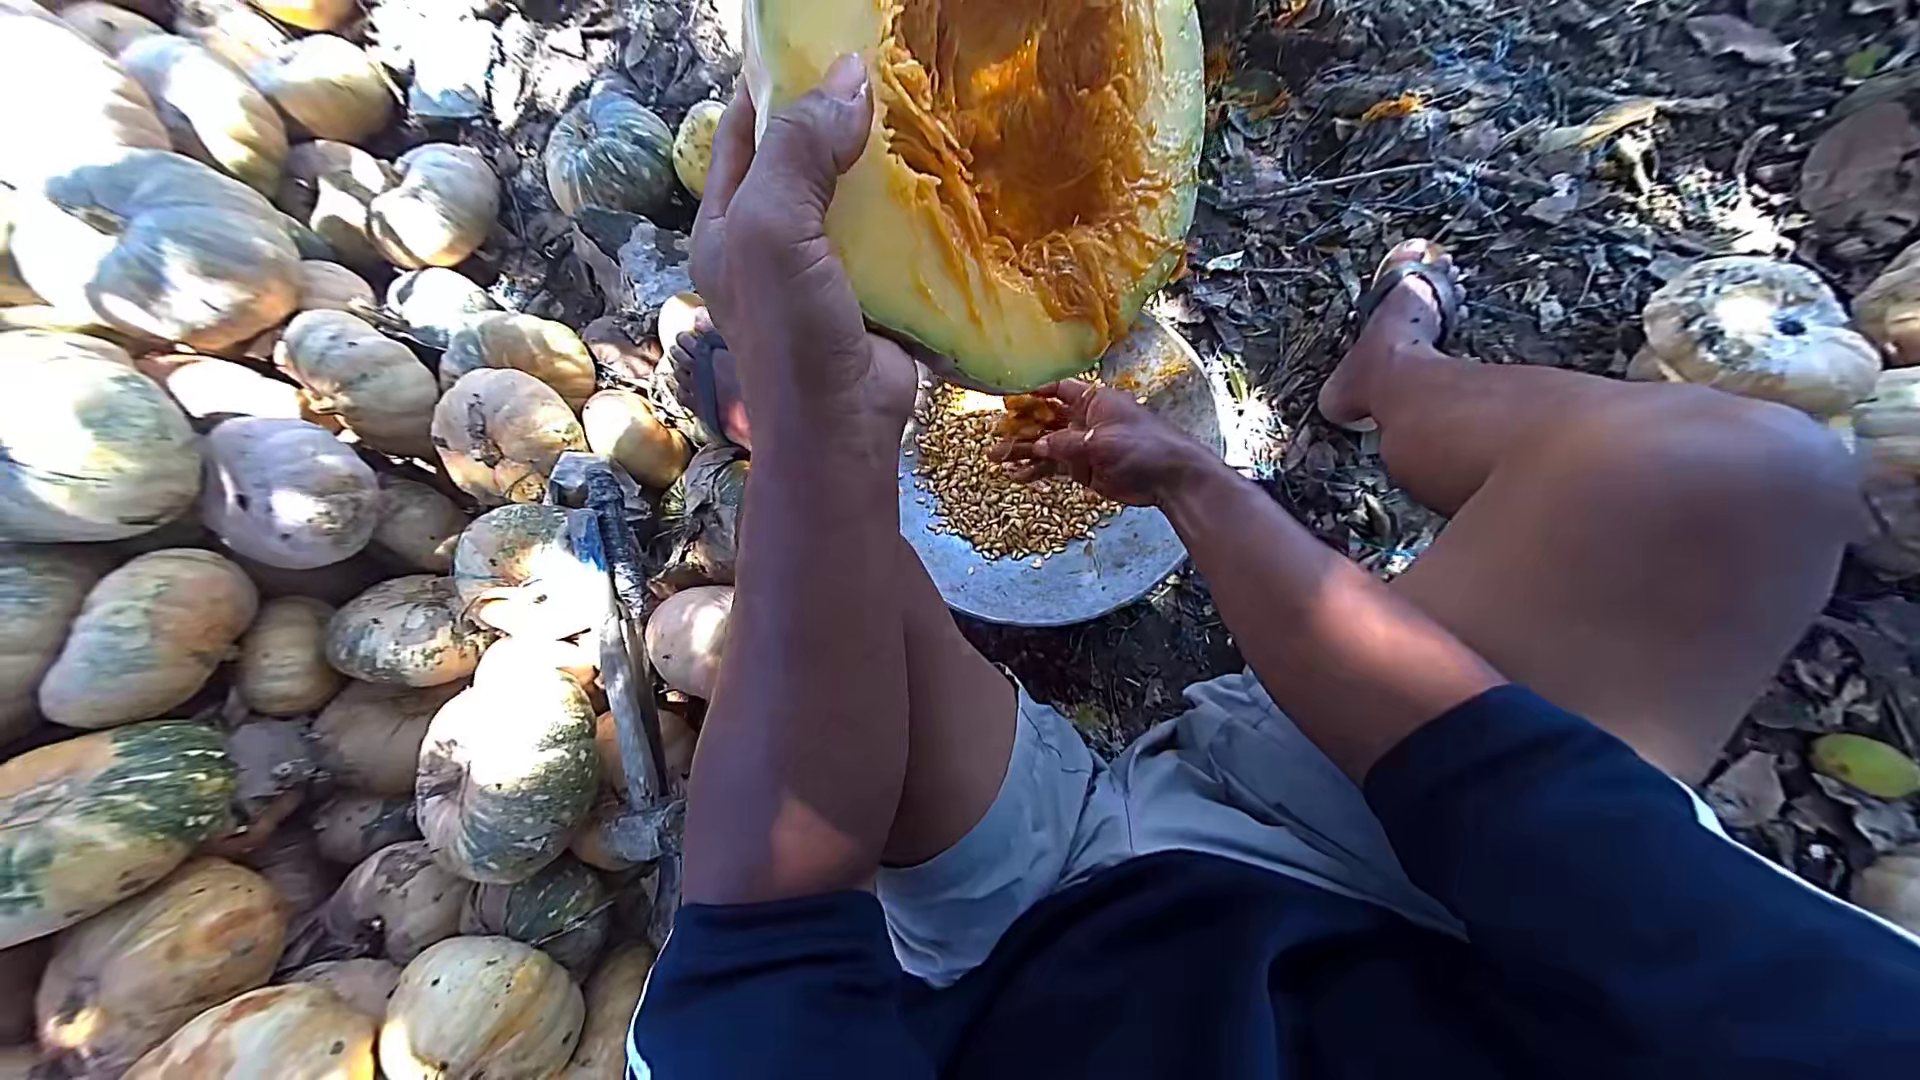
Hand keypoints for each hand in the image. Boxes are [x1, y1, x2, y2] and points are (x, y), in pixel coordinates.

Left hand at [691, 55, 915, 458]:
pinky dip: (910, 221)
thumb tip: (849, 79)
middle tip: (886, 76)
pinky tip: (940, 190)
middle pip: (804, 165)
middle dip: (837, 124)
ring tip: (921, 121)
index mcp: (730, 225)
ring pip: (853, 206)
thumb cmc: (791, 333)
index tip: (822, 44)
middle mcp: (773, 247)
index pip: (744, 132)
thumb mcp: (772, 230)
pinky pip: (891, 248)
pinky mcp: (873, 299)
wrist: (841, 423)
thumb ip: (799, 151)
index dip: (775, 84)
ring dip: (881, 172)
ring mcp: (826, 276)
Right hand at [990, 380, 1214, 506]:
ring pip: (1045, 445)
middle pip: (1045, 419)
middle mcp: (1083, 420)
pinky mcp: (1082, 469)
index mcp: (1093, 401)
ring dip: (1022, 451)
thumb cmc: (1143, 447)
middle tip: (994, 434)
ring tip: (995, 458)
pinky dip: (1036, 471)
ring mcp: (1082, 445)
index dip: (1032, 393)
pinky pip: (1053, 467)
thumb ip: (1067, 443)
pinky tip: (1017, 476)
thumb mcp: (1102, 441)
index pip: (1057, 391)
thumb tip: (1038, 445)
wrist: (1170, 478)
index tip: (1007, 399)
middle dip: (1020, 426)